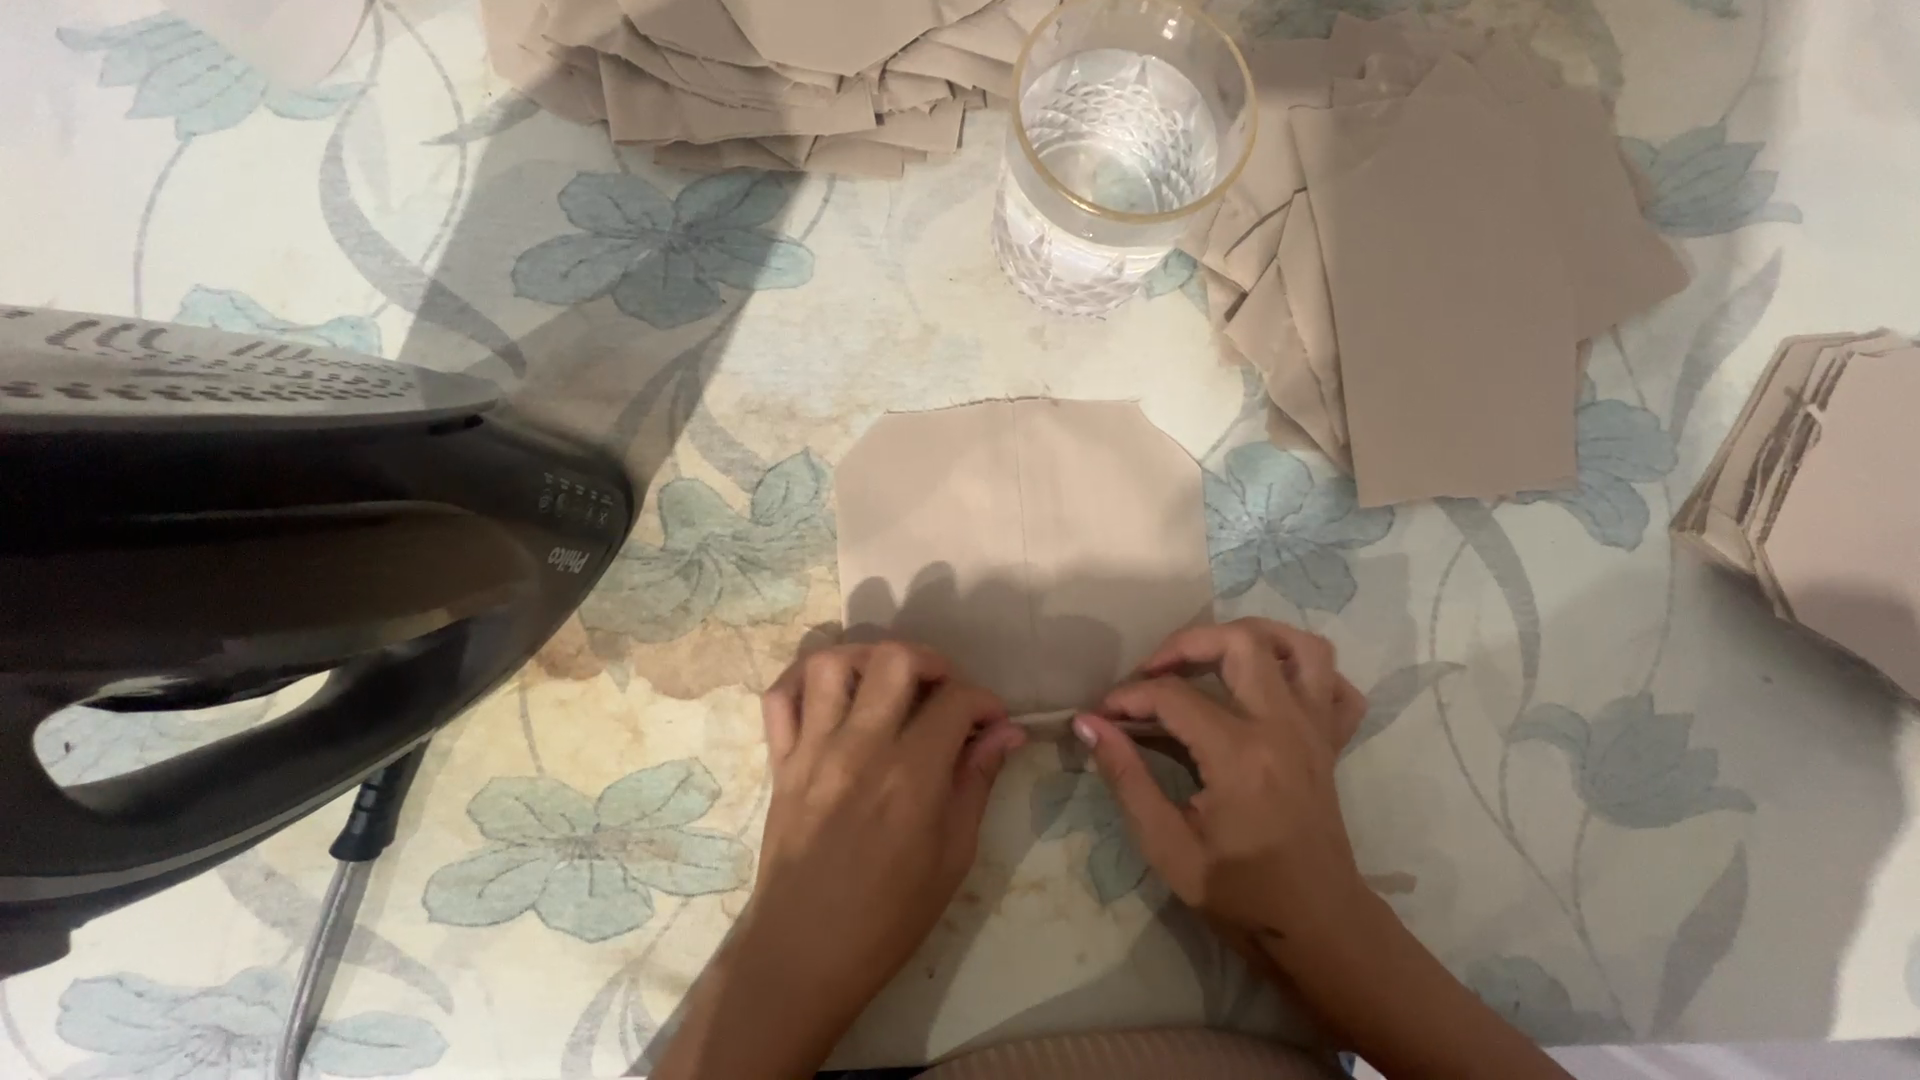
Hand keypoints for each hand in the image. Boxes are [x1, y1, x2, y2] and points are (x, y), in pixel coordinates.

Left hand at [741, 642, 1026, 1016]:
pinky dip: (804, 680)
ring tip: (889, 683)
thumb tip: (1007, 733)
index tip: (993, 721)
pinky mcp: (779, 761)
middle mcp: (859, 748)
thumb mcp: (953, 856)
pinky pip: (780, 697)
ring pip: (832, 663)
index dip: (985, 701)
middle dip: (932, 661)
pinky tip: (833, 695)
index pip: (955, 700)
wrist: (804, 954)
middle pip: (894, 660)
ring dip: (868, 658)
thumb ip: (977, 782)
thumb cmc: (889, 916)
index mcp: (910, 776)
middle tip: (944, 690)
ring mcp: (812, 750)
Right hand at [1073, 618, 1367, 941]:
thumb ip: (1127, 779)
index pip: (1174, 696)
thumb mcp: (1167, 847)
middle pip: (1241, 644)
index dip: (1128, 697)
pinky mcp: (1332, 743)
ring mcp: (1317, 732)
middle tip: (1152, 671)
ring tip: (1212, 657)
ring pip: (1301, 648)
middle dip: (1186, 643)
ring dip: (1253, 637)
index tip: (1101, 715)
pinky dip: (1304, 672)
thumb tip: (1088, 725)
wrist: (1317, 928)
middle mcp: (1285, 729)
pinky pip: (1335, 685)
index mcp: (1241, 757)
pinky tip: (1270, 686)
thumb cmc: (1240, 895)